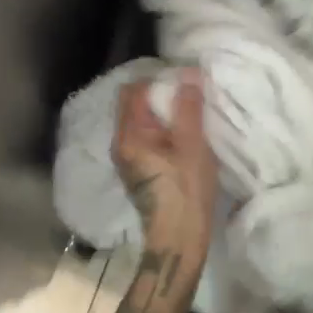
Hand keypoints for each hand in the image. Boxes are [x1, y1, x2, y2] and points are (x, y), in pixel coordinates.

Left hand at [113, 70, 217, 248]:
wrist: (178, 239)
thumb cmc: (186, 190)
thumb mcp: (192, 144)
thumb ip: (188, 107)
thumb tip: (188, 73)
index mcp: (128, 135)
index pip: (133, 89)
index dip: (158, 78)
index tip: (184, 80)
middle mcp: (120, 144)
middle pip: (133, 105)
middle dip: (159, 95)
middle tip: (188, 94)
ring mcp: (127, 160)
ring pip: (140, 123)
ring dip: (161, 113)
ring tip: (189, 114)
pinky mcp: (138, 172)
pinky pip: (144, 139)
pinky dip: (161, 131)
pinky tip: (183, 137)